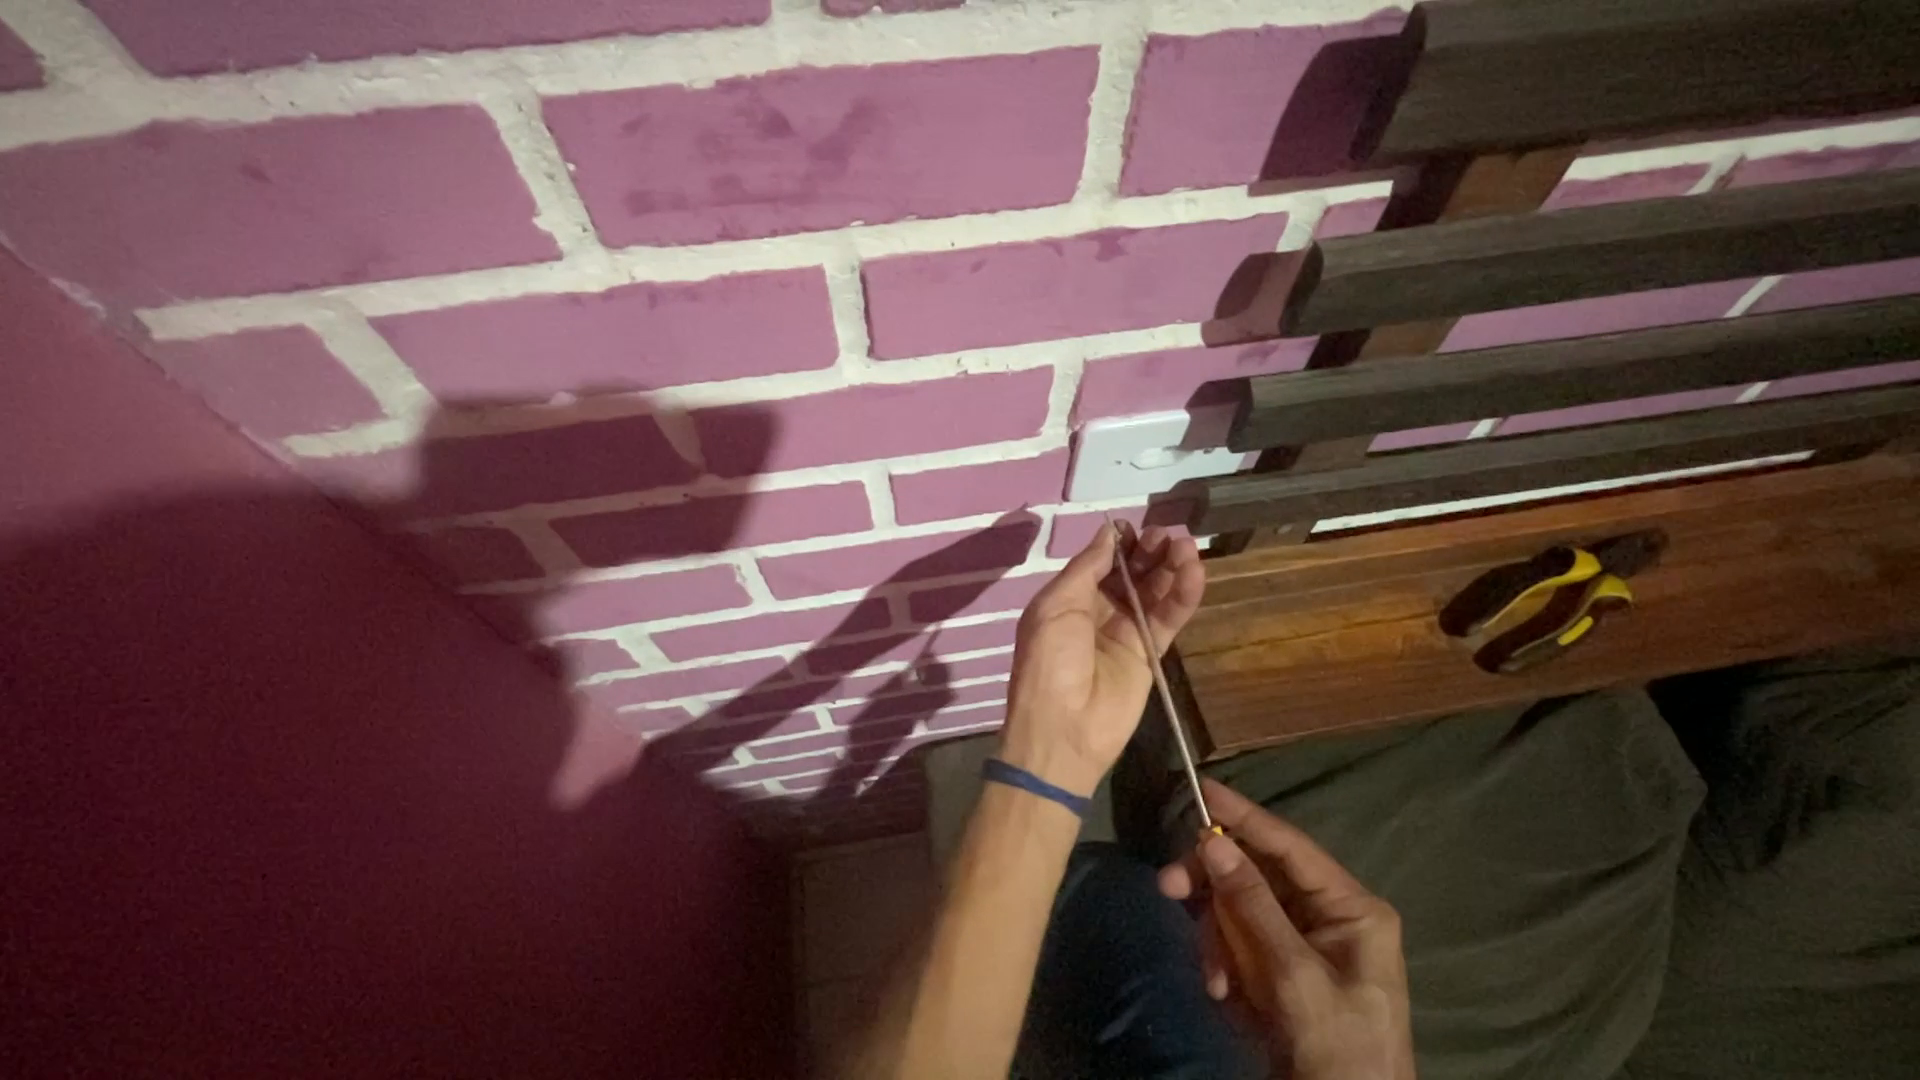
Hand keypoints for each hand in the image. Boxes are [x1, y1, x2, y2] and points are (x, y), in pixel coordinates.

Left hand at [999, 523, 1203, 794]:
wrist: (1064, 730)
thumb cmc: (1049, 662)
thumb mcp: (1055, 607)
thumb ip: (1086, 569)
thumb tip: (1109, 534)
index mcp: (1067, 598)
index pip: (1099, 561)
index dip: (1119, 543)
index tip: (1136, 527)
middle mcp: (1097, 611)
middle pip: (1130, 572)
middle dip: (1148, 551)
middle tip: (1167, 535)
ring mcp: (1125, 631)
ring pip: (1153, 591)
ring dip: (1170, 567)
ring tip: (1186, 546)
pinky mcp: (1150, 652)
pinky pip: (1169, 617)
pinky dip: (1184, 594)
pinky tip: (1195, 572)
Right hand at [1160, 779, 1414, 1079]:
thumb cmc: (1336, 1049)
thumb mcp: (1294, 976)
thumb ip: (1251, 904)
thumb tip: (1212, 840)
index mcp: (1350, 908)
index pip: (1288, 845)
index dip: (1244, 816)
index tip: (1201, 789)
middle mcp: (1328, 915)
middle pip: (1256, 874)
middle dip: (1215, 885)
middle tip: (1170, 886)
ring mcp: (1303, 943)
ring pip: (1240, 908)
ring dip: (1217, 937)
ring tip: (1216, 981)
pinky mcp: (1281, 970)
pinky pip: (1239, 943)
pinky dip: (1224, 962)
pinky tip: (1226, 995)